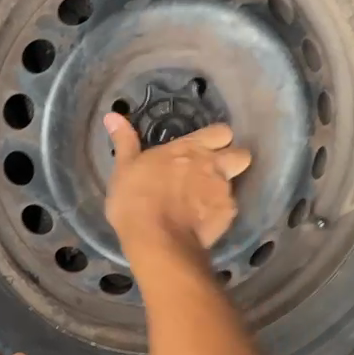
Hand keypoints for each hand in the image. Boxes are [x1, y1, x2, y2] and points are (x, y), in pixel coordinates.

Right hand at [103, 114, 253, 254]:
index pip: (221, 131)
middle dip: (232, 160)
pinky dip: (217, 214)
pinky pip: (228, 210)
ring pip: (235, 184)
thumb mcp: (124, 168)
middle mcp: (213, 165)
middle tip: (211, 172)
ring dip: (222, 189)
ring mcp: (223, 191)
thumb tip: (112, 115)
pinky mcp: (227, 216)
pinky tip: (200, 223)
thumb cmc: (136, 199)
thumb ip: (124, 141)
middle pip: (241, 154)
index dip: (216, 139)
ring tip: (202, 202)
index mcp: (190, 148)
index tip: (203, 148)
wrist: (156, 239)